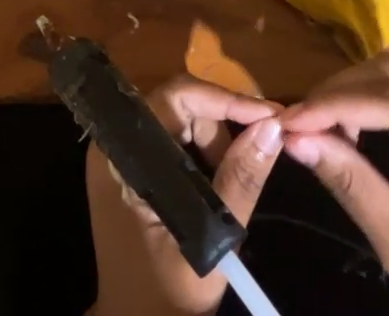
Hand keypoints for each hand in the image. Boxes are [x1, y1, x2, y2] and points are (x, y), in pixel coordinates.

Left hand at [86, 76, 284, 315]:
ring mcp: (122, 156)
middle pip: (179, 103)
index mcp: (121, 155)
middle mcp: (115, 144)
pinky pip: (175, 139)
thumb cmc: (167, 292)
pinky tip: (221, 181)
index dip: (225, 99)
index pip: (177, 97)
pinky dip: (204, 153)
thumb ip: (239, 180)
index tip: (271, 115)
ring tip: (239, 176)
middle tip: (262, 148)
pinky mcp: (133, 170)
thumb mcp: (212, 237)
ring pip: (181, 119)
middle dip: (224, 124)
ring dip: (216, 140)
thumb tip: (273, 125)